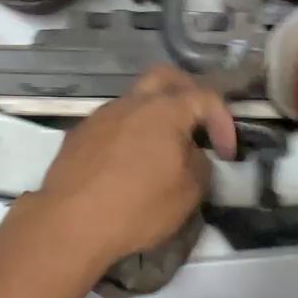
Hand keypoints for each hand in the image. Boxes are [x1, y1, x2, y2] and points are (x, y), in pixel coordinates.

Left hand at [27, 66, 236, 269]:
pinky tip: (126, 165)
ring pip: (135, 100)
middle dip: (187, 92)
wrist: (71, 221)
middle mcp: (132, 102)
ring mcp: (102, 114)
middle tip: (197, 122)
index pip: (205, 98)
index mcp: (164, 109)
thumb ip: (200, 165)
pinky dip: (127, 135)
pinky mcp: (80, 133)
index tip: (227, 154)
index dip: (223, 122)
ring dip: (154, 116)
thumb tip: (193, 155)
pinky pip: (112, 123)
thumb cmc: (137, 206)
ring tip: (160, 151)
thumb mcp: (188, 193)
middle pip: (165, 77)